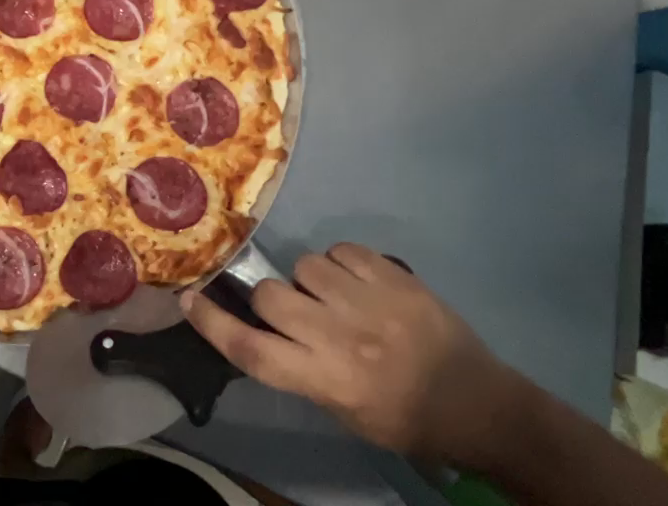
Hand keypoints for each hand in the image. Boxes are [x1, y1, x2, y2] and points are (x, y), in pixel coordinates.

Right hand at [182, 243, 522, 464]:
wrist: (480, 404)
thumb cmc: (404, 418)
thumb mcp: (342, 410)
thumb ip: (298, 366)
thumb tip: (259, 324)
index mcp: (325, 380)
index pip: (251, 349)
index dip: (212, 323)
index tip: (187, 299)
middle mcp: (340, 338)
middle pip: (270, 297)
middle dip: (272, 299)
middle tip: (297, 312)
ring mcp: (369, 302)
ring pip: (304, 265)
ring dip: (310, 279)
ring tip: (336, 297)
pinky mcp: (394, 277)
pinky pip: (341, 250)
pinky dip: (341, 263)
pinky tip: (358, 282)